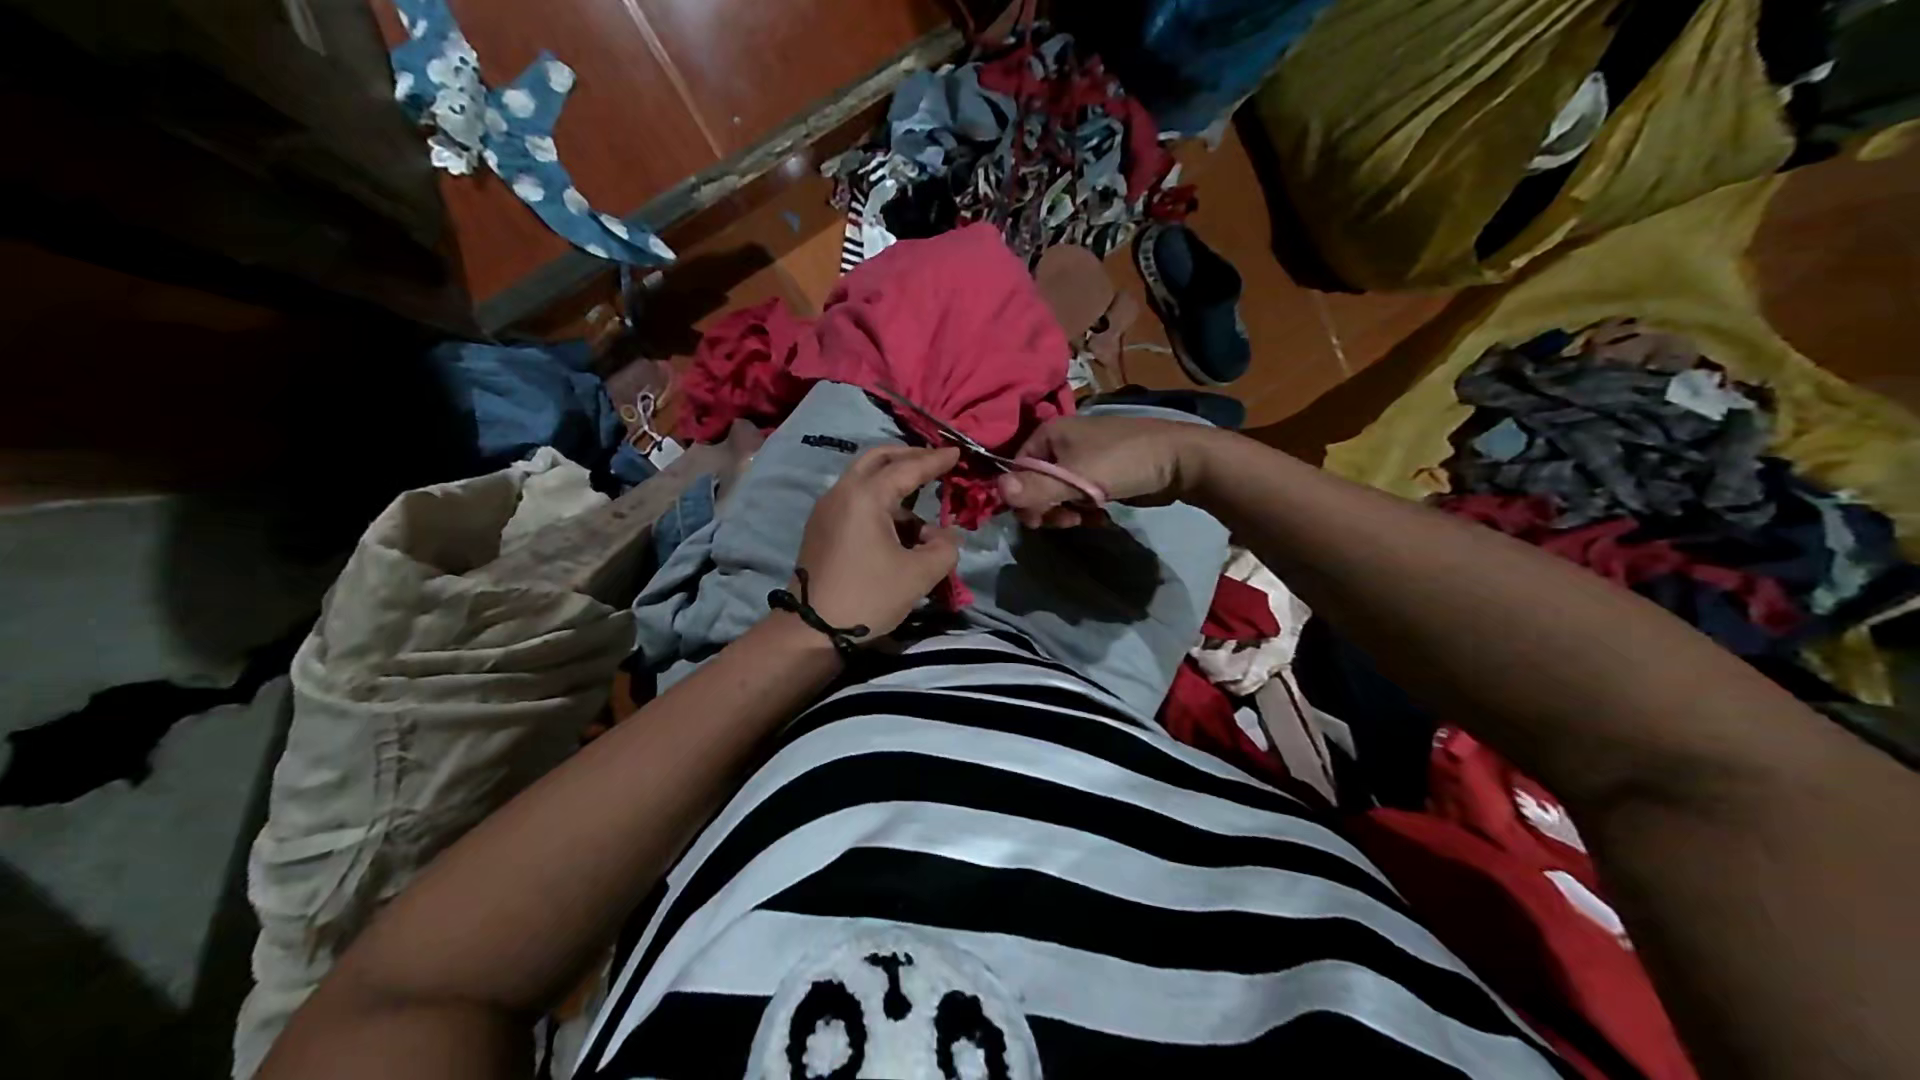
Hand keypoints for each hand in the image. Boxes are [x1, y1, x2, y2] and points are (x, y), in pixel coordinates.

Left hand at [792, 446, 963, 638]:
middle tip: (934, 461)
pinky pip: (855, 500)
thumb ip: (944, 548)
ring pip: (864, 480)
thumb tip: (945, 536)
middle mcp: (842, 492)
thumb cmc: (868, 597)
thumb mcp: (919, 574)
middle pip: (877, 459)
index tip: (957, 452)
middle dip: (908, 456)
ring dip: (894, 484)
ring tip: (923, 508)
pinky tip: (899, 526)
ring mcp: (827, 509)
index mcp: (865, 496)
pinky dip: (879, 501)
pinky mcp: (822, 528)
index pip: (908, 467)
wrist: (812, 629)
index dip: (936, 460)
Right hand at [997, 416, 1216, 527]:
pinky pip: (1078, 494)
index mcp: (1049, 433)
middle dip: (1047, 508)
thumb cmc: (1123, 463)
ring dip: (1066, 511)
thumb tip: (995, 491)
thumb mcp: (1076, 478)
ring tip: (1086, 519)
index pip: (1017, 470)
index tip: (1039, 520)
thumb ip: (1036, 488)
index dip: (1022, 498)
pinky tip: (1099, 517)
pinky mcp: (1100, 472)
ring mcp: (1082, 456)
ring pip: (1057, 492)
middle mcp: (1062, 441)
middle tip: (1067, 522)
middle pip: (1035, 483)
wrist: (1180, 460)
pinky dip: (1084, 508)